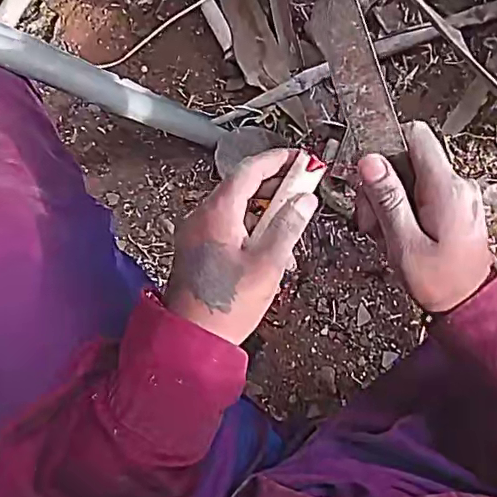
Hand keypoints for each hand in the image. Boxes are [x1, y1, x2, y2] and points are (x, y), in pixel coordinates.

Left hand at [164, 149, 318, 345]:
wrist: (192, 337)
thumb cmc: (225, 306)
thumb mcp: (268, 263)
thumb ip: (288, 226)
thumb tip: (304, 200)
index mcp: (217, 213)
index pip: (249, 170)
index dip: (278, 160)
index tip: (300, 159)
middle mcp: (201, 217)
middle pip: (241, 185)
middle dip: (274, 182)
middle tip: (302, 185)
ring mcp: (196, 232)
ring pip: (234, 205)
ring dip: (263, 206)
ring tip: (291, 215)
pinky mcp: (197, 248)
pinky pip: (226, 223)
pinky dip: (249, 223)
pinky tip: (269, 241)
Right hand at [355, 122, 496, 312]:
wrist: (469, 304)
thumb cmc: (440, 282)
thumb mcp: (403, 243)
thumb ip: (387, 199)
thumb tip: (370, 162)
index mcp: (446, 188)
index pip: (415, 135)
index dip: (385, 147)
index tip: (367, 173)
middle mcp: (457, 185)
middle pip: (407, 158)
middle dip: (380, 183)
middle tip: (371, 216)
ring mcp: (458, 194)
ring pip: (411, 176)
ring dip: (389, 198)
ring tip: (384, 229)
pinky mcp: (455, 204)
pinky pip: (421, 191)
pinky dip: (403, 206)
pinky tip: (398, 231)